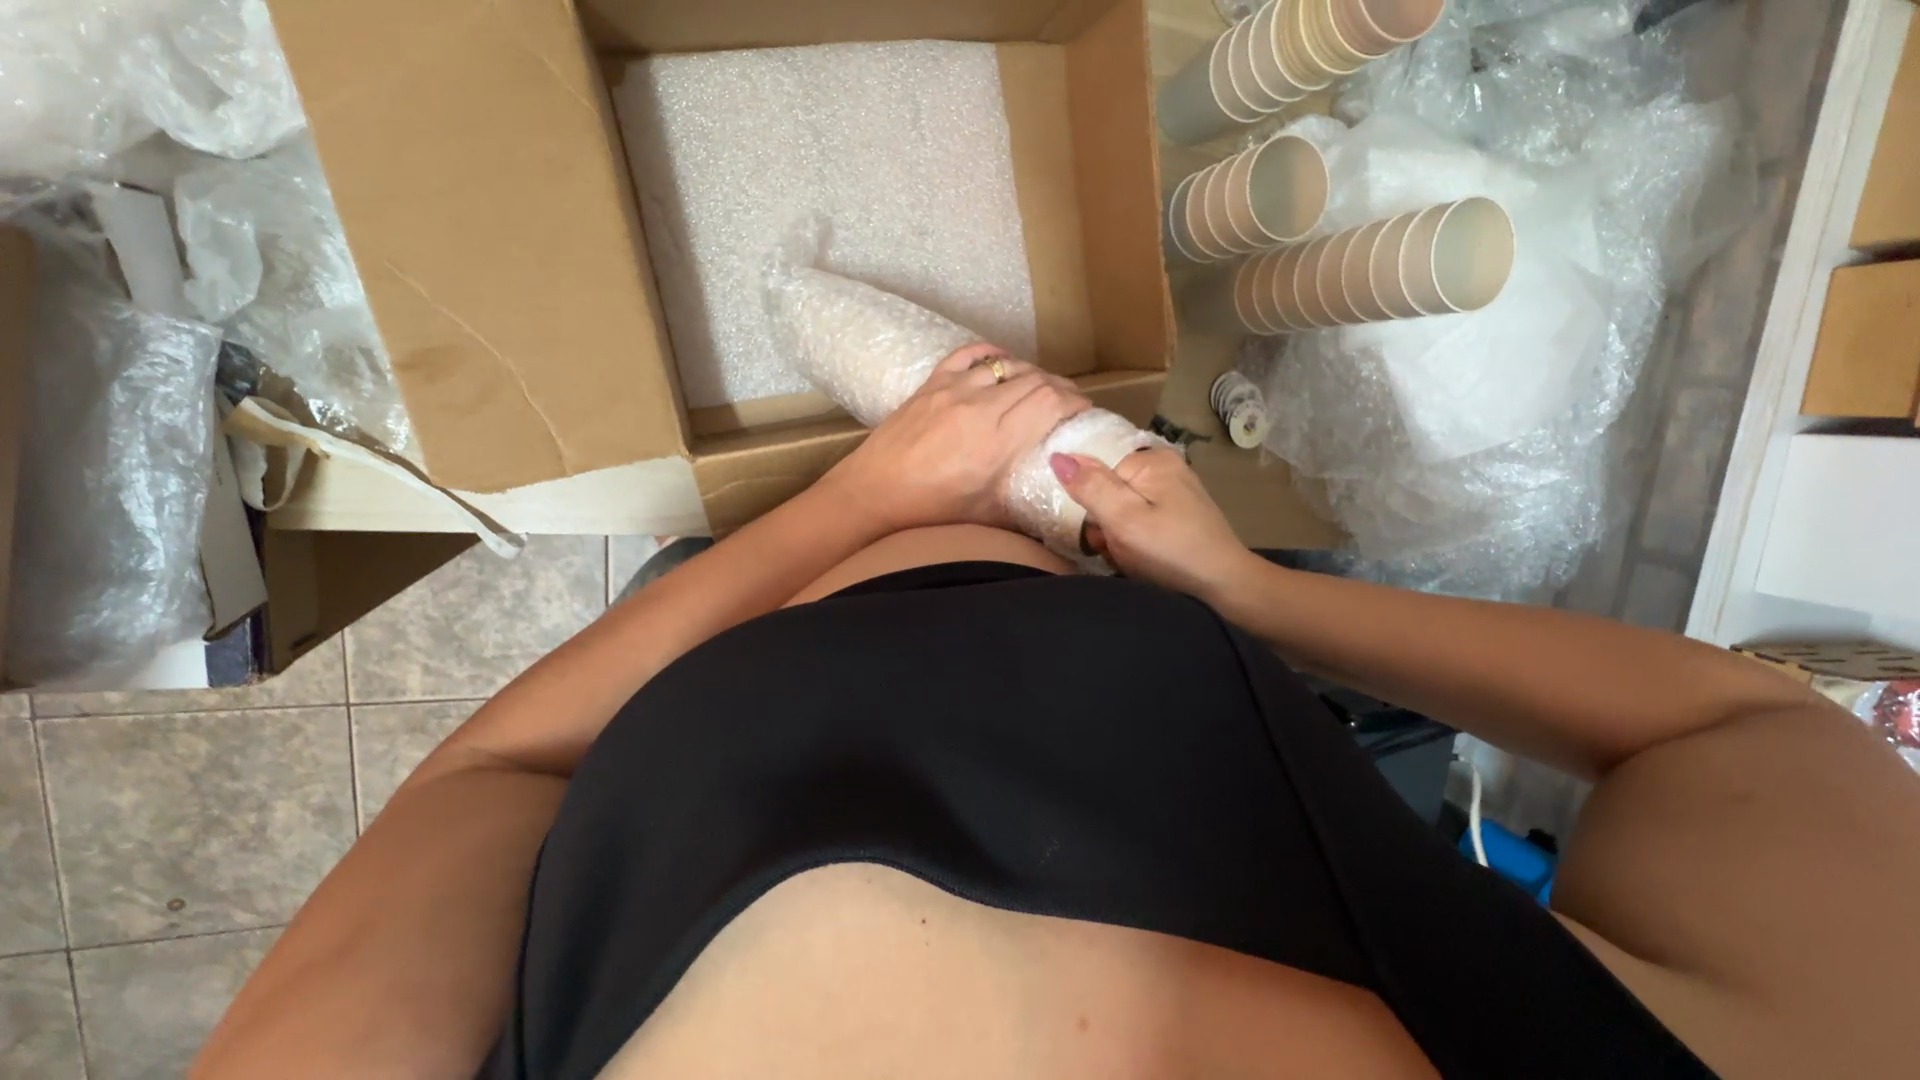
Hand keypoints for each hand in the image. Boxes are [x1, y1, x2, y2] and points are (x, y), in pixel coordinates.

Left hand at [826, 346, 1091, 532]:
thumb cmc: (930, 511)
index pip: (1051, 401)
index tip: (1084, 413)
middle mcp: (979, 406)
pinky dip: (994, 355)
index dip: (1075, 402)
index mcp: (996, 440)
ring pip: (1008, 365)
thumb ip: (1025, 499)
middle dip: (1061, 389)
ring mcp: (953, 389)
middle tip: (1069, 404)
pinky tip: (1004, 364)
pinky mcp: (932, 383)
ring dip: (1031, 374)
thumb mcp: (988, 512)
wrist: (873, 493)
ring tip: (1040, 390)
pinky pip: (971, 353)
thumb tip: (1055, 498)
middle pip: (1037, 380)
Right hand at [1049, 447, 1260, 601]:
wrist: (1224, 585)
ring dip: (1118, 534)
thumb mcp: (1123, 520)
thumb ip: (1089, 487)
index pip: (1095, 470)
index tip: (1098, 531)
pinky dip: (1136, 538)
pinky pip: (1141, 518)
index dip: (1088, 502)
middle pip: (1109, 488)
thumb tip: (1056, 456)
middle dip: (1104, 521)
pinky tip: (1145, 556)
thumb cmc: (1170, 552)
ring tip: (1132, 555)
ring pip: (1122, 506)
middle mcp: (1164, 466)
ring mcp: (1174, 490)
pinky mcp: (1180, 512)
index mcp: (1151, 459)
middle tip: (1118, 547)